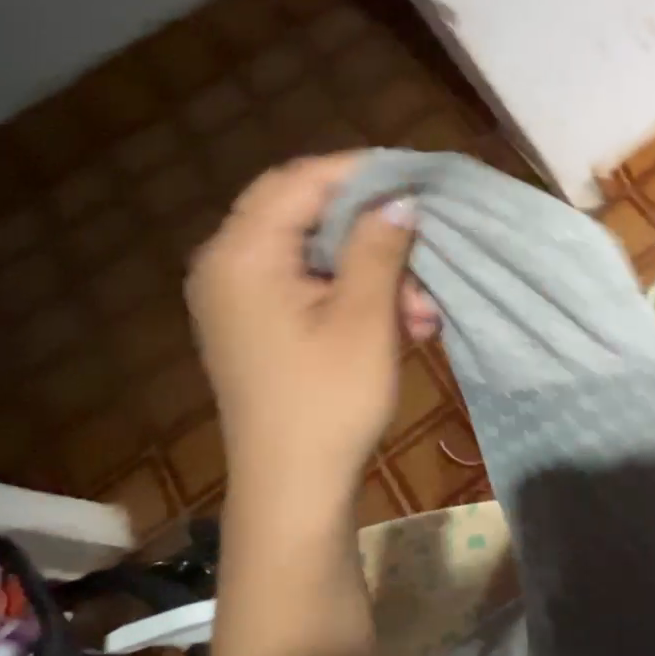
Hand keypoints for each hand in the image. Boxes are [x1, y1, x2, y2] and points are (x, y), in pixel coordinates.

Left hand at [185, 154, 428, 501]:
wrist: (293, 484)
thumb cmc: (330, 398)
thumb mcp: (365, 318)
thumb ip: (378, 248)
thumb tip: (400, 198)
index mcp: (242, 255)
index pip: (299, 181)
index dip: (361, 171)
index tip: (417, 176)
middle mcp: (227, 265)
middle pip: (305, 214)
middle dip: (374, 231)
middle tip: (427, 254)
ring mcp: (238, 297)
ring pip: (315, 254)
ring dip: (374, 270)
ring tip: (422, 311)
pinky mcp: (256, 324)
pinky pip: (308, 285)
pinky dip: (355, 293)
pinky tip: (399, 323)